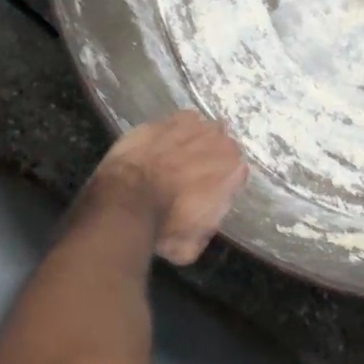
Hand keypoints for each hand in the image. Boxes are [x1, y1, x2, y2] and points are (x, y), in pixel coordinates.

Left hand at [90, 111, 247, 263]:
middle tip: (187, 177)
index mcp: (234, 171)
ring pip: (203, 130)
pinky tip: (160, 145)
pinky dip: (173, 131)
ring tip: (173, 158)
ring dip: (193, 141)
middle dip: (209, 158)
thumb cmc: (164, 226)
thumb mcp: (190, 245)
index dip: (220, 183)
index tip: (204, 194)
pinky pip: (180, 121)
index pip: (236, 171)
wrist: (127, 201)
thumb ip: (206, 227)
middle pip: (222, 146)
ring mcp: (197, 126)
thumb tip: (201, 224)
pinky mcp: (170, 118)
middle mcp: (222, 143)